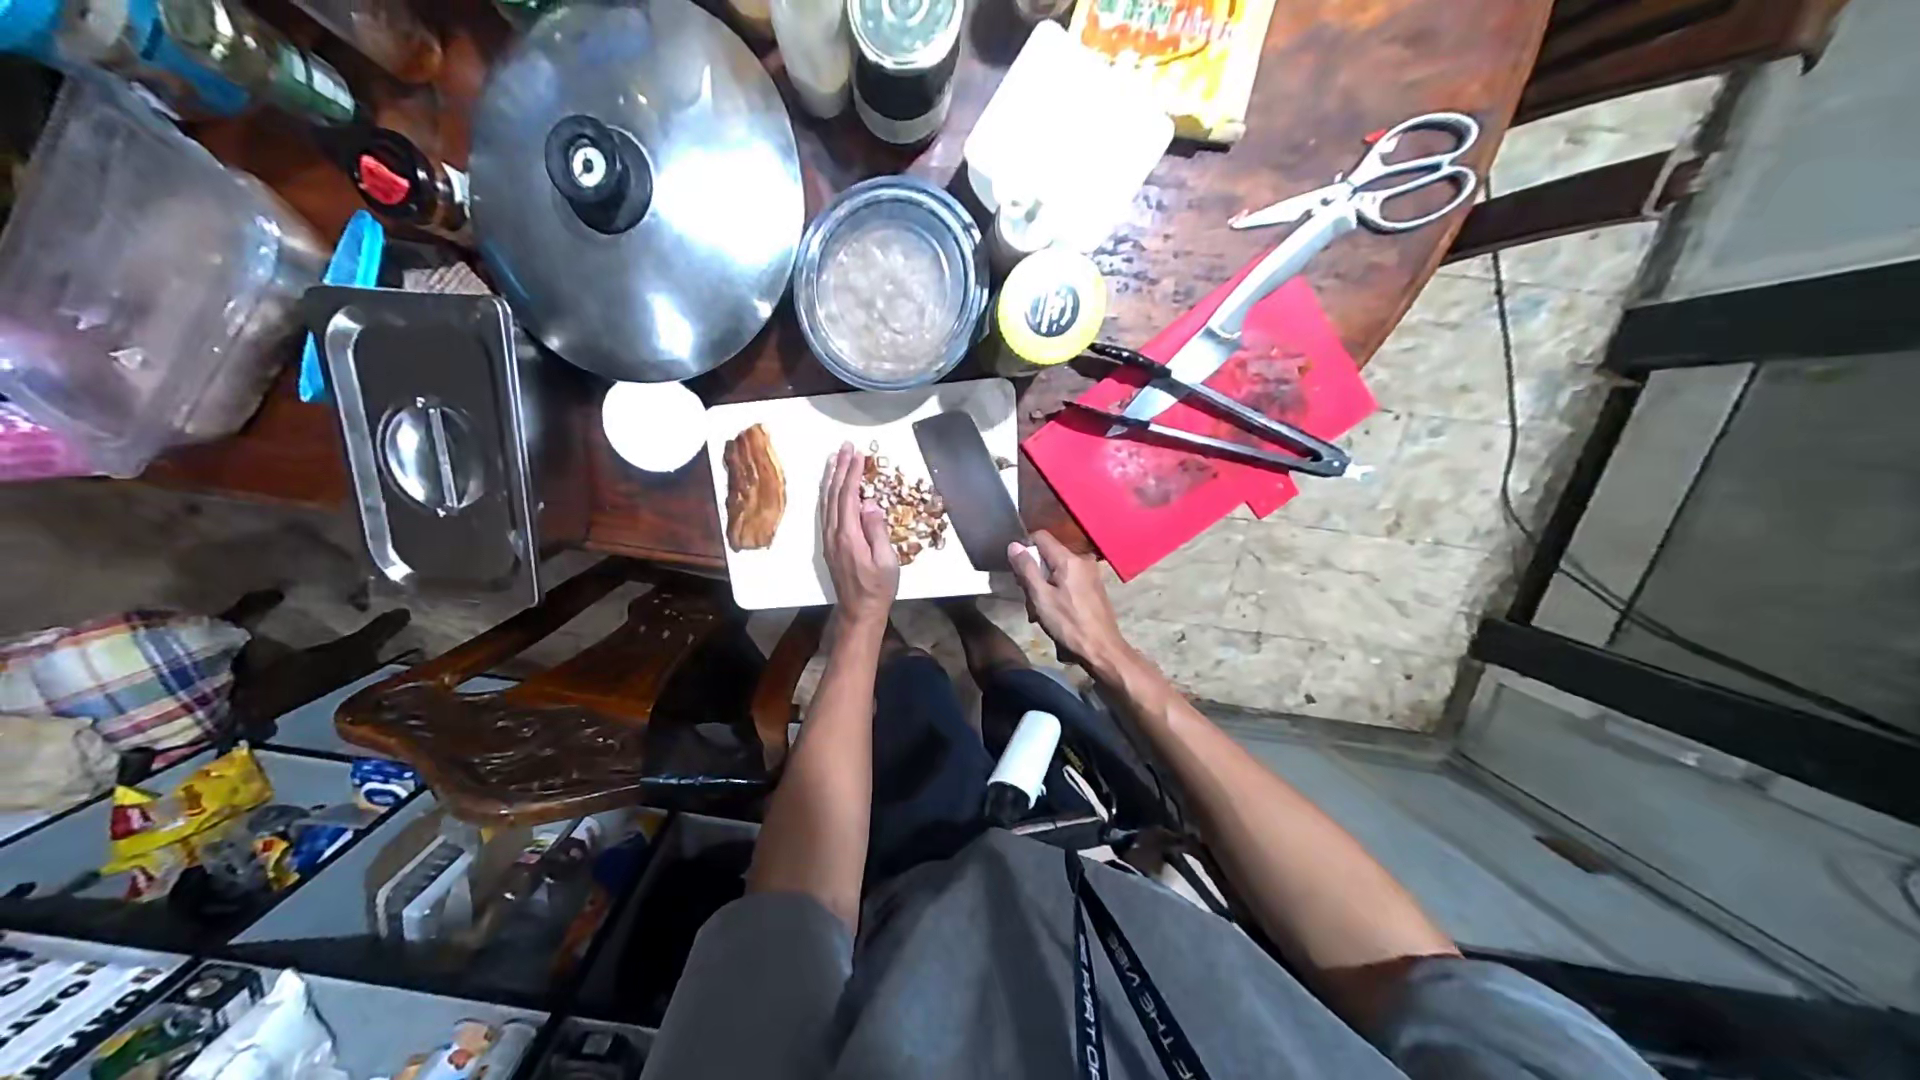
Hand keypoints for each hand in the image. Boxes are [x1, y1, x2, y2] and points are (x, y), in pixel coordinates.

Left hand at [821, 442, 898, 628]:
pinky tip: (831, 487)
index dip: (852, 473)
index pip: (848, 496)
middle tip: (845, 446)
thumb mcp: (886, 560)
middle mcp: (834, 533)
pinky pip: (826, 511)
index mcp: (849, 535)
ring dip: (831, 478)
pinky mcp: (830, 544)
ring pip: (826, 501)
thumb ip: (877, 530)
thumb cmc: (878, 587)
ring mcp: (830, 538)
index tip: (857, 453)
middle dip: (839, 468)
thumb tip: (869, 504)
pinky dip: (828, 494)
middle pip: (834, 494)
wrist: (859, 610)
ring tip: (835, 458)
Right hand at [1007, 531, 1134, 674]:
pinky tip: (1053, 612)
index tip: (1017, 570)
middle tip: (1028, 599)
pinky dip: (1057, 592)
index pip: (1041, 537)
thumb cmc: (1068, 623)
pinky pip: (1068, 580)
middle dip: (1033, 574)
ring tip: (1039, 612)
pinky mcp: (1094, 586)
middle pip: (1048, 556)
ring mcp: (1091, 573)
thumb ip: (1026, 569)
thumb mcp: (1041, 597)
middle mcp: (1082, 560)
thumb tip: (1014, 545)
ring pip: (1057, 570)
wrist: (1102, 649)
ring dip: (1043, 587)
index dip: (1025, 548)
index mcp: (1069, 559)